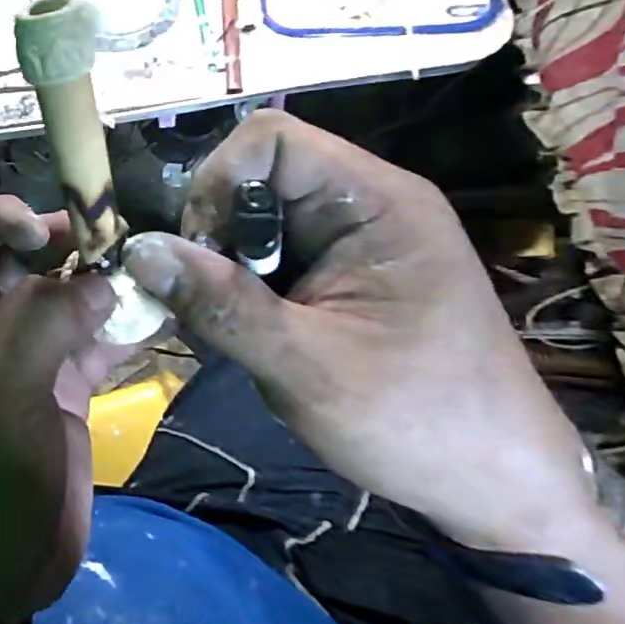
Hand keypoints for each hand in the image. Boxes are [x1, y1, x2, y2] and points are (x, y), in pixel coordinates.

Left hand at [0, 197, 125, 623]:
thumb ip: (42, 318)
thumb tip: (97, 277)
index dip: (2, 216)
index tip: (51, 233)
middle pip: (22, 257)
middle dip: (67, 242)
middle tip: (121, 245)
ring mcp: (25, 359)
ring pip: (64, 297)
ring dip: (103, 281)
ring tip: (150, 271)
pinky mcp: (62, 394)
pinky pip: (94, 342)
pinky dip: (123, 325)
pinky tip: (159, 314)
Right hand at [124, 111, 596, 550]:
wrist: (487, 483)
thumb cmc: (416, 421)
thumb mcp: (305, 365)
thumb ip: (219, 303)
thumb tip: (137, 252)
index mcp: (376, 204)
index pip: (269, 140)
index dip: (218, 184)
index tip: (205, 255)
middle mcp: (357, 207)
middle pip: (248, 178)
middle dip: (210, 235)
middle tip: (209, 302)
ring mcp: (342, 242)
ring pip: (242, 221)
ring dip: (214, 269)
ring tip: (223, 327)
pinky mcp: (328, 274)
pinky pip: (254, 256)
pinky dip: (228, 289)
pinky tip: (238, 332)